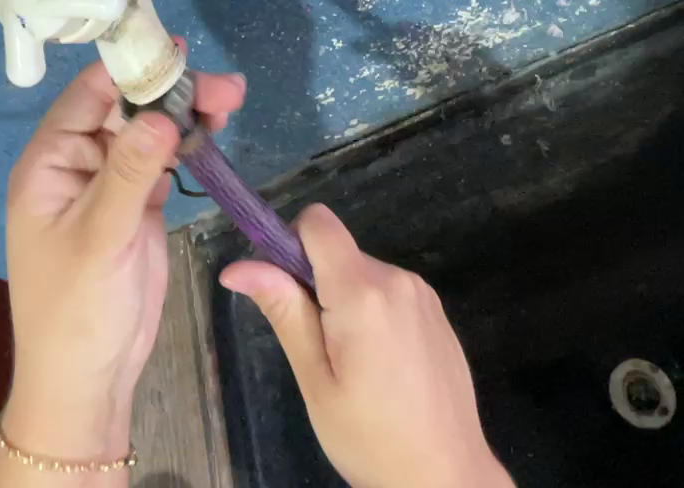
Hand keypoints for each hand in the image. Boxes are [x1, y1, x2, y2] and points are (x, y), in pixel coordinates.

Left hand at [1, 59, 245, 464]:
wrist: (89, 378)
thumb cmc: (77, 310)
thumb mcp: (99, 239)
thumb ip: (128, 173)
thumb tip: (160, 114)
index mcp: (50, 162)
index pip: (88, 96)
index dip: (130, 68)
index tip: (177, 52)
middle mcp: (78, 162)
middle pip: (126, 107)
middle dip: (172, 91)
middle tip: (226, 87)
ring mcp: (110, 182)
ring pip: (149, 129)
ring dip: (186, 112)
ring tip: (231, 100)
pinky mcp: (137, 201)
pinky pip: (162, 156)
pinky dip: (188, 141)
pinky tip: (214, 129)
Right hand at [220, 205, 511, 487]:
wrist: (447, 477)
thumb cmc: (370, 437)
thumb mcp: (314, 380)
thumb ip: (283, 311)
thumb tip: (236, 267)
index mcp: (362, 290)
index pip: (318, 221)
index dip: (291, 242)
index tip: (287, 291)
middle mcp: (396, 276)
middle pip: (337, 251)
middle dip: (317, 285)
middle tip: (318, 349)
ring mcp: (420, 291)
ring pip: (361, 271)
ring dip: (344, 300)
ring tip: (352, 363)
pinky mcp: (434, 308)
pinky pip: (387, 289)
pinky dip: (372, 311)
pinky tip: (380, 363)